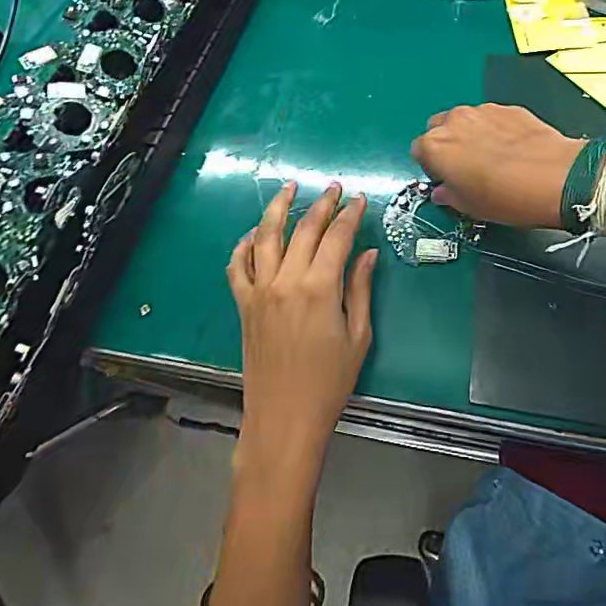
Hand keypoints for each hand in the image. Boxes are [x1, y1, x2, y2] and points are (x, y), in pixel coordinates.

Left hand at [227, 182, 376, 452]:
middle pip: (303, 229)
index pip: (336, 237)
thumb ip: (360, 289)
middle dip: (321, 204)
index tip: (357, 200)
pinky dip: (244, 245)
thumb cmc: (328, 383)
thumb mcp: (357, 337)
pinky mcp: (243, 302)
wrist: (283, 417)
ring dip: (277, 208)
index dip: (349, 215)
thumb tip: (368, 253)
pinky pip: (238, 265)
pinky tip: (255, 233)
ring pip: (266, 236)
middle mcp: (286, 280)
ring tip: (288, 188)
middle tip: (332, 188)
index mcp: (319, 289)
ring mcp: (260, 289)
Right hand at [410, 104, 581, 229]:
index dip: (432, 167)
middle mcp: (453, 121)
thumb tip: (444, 191)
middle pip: (438, 129)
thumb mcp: (470, 207)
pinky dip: (495, 130)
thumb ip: (448, 195)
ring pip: (465, 121)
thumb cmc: (507, 197)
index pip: (419, 151)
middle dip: (447, 145)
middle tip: (466, 167)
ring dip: (470, 135)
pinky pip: (491, 118)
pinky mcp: (507, 108)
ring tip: (493, 158)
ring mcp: (481, 111)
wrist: (557, 178)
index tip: (447, 180)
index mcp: (434, 146)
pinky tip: (513, 150)